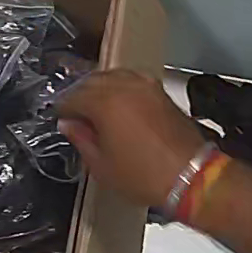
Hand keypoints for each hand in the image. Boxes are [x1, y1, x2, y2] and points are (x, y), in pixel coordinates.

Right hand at [55, 70, 205, 209]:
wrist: (191, 177)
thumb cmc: (148, 175)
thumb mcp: (102, 166)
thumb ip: (81, 139)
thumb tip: (70, 126)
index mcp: (104, 103)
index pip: (72, 97)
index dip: (62, 109)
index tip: (60, 117)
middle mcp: (124, 87)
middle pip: (91, 81)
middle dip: (79, 95)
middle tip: (74, 113)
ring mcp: (144, 86)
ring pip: (112, 75)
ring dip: (99, 87)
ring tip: (95, 106)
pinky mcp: (160, 92)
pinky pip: (132, 79)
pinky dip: (121, 86)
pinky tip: (119, 101)